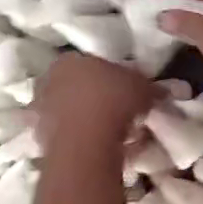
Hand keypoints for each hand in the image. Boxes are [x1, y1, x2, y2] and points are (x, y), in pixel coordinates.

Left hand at [35, 53, 156, 149]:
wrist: (86, 143)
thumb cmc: (114, 102)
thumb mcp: (145, 88)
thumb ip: (151, 86)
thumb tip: (164, 89)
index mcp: (70, 59)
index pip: (90, 61)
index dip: (109, 73)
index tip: (125, 86)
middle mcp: (47, 79)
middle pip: (76, 85)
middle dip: (95, 95)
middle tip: (119, 107)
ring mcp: (39, 109)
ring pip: (68, 110)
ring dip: (86, 117)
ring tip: (112, 130)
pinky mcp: (38, 136)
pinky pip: (66, 132)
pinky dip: (80, 136)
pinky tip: (100, 144)